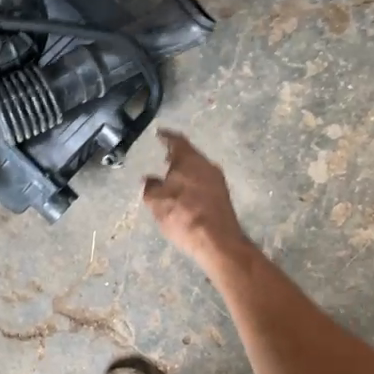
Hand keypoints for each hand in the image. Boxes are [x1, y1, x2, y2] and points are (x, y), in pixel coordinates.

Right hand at [143, 131, 248, 263]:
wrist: (218, 241)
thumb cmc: (183, 215)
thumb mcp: (156, 201)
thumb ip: (150, 186)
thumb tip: (149, 179)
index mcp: (189, 160)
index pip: (177, 140)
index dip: (166, 136)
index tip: (159, 133)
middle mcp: (207, 165)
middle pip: (190, 155)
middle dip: (177, 156)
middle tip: (164, 157)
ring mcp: (218, 181)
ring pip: (198, 169)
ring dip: (185, 171)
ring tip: (172, 177)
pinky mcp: (223, 197)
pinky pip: (204, 183)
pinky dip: (193, 184)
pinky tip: (185, 194)